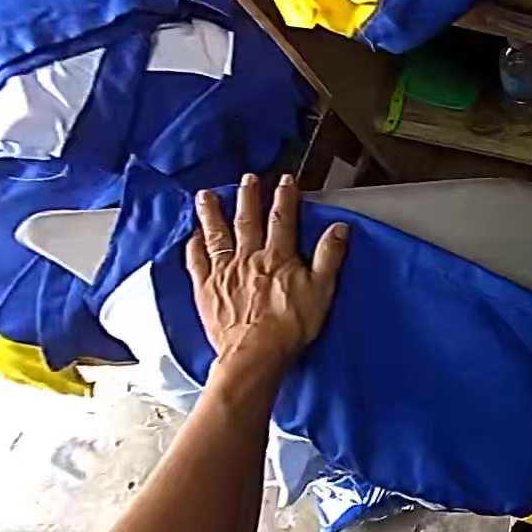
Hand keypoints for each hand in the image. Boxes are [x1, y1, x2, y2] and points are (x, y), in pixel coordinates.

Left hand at [187, 173, 348, 376]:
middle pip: (247, 221)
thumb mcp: (323, 288)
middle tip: (247, 179)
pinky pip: (196, 260)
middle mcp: (248, 258)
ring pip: (216, 235)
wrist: (254, 352)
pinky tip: (193, 236)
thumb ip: (329, 256)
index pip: (283, 220)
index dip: (284, 198)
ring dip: (212, 213)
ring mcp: (222, 272)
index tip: (285, 181)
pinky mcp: (205, 288)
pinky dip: (194, 245)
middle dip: (248, 197)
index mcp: (279, 257)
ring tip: (207, 195)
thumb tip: (339, 228)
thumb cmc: (294, 322)